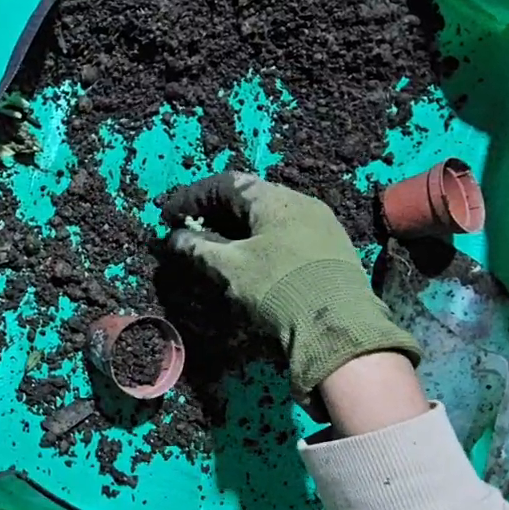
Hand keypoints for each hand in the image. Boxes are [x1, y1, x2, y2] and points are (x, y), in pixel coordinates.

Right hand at [161, 171, 418, 399]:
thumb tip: (175, 237)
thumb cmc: (277, 286)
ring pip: (269, 215)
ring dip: (239, 227)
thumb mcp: (229, 267)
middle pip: (248, 197)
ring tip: (218, 247)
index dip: (192, 198)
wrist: (339, 325)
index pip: (224, 183)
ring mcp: (320, 222)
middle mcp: (300, 201)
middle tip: (191, 232)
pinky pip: (286, 232)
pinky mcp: (332, 246)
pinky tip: (253, 259)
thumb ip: (198, 247)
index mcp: (273, 198)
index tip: (169, 219)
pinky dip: (261, 239)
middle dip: (215, 212)